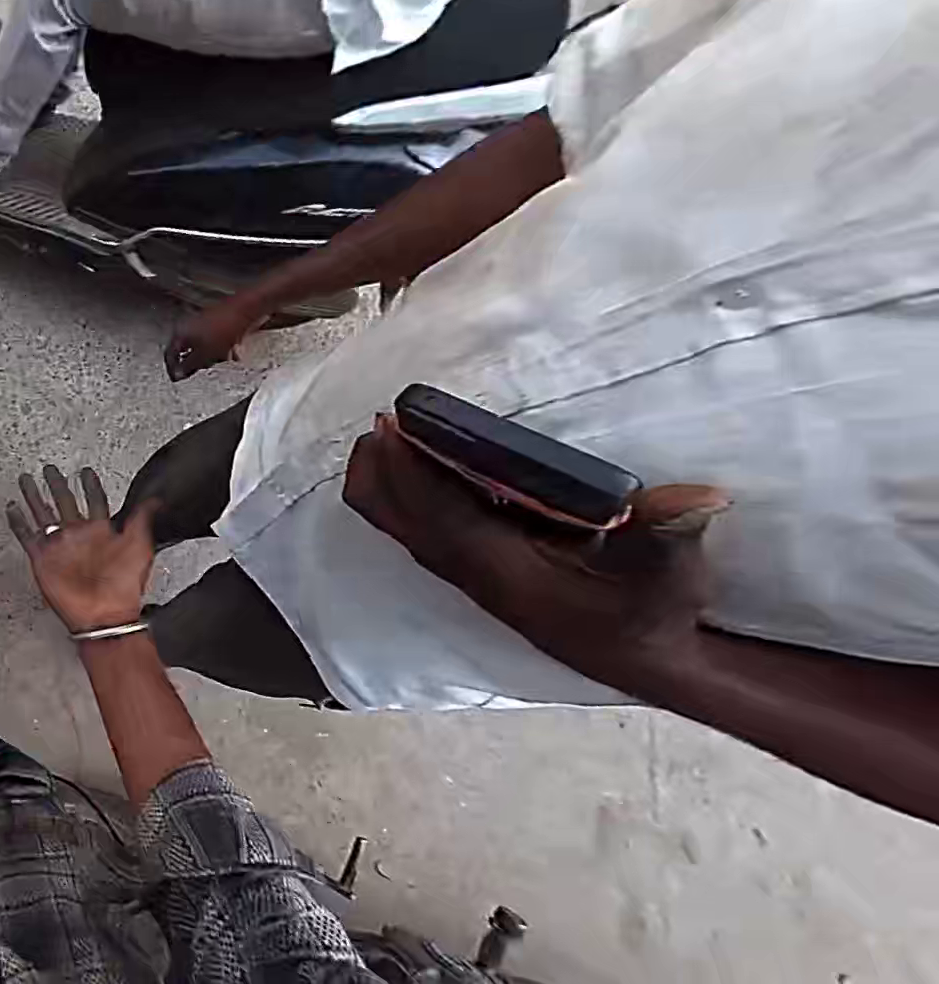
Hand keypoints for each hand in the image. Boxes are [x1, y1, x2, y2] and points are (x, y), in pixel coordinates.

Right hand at [7, 464, 161, 632]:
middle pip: (63, 502)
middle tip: (50, 469)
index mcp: (100, 531)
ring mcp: (59, 546)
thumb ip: (143, 519)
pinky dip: (18, 522)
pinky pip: (26, 535)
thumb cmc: (124, 584)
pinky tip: (12, 508)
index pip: (94, 500)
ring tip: (26, 479)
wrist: (104, 613)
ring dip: (34, 496)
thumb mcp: (140, 545)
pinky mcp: (42, 558)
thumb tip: (157, 499)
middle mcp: (78, 535)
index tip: (85, 472)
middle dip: (57, 484)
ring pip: (42, 513)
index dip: (90, 485)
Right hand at [164, 302, 256, 380]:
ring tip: (217, 362)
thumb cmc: (224, 327)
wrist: (246, 311)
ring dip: (209, 357)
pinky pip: (216, 342)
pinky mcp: (219, 323)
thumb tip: (178, 374)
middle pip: (186, 350)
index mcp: (180, 332)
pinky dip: (219, 350)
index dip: (173, 369)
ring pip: (202, 347)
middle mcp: (189, 326)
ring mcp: (204, 323)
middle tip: (197, 372)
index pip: (169, 355)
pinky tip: (228, 353)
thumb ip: (188, 366)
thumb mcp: (202, 355)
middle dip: (193, 363)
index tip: (177, 378)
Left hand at [342, 414, 729, 683]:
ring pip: (385, 511)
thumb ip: (669, 538)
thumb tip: (695, 497)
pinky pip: (401, 514)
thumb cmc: (640, 612)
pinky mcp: (451, 554)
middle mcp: (452, 559)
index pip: (429, 507)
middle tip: (388, 417)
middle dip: (375, 462)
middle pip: (382, 508)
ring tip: (394, 428)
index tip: (392, 422)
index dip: (405, 466)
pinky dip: (394, 483)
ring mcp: (445, 558)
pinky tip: (417, 454)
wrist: (625, 652)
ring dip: (378, 470)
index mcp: (488, 561)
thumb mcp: (668, 580)